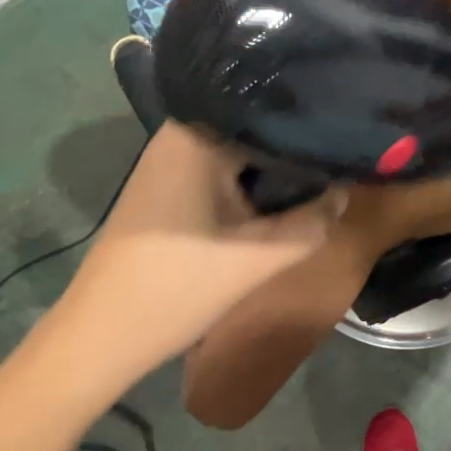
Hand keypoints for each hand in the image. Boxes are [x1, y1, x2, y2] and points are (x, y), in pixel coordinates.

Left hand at [57, 121, 345, 369]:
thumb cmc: (176, 289)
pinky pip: (222, 168)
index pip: (270, 109)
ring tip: (323, 172)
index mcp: (197, 133)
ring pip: (241, 150)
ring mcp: (169, 159)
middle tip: (344, 154)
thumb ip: (313, 222)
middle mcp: (180, 133)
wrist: (98, 341)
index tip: (351, 133)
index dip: (313, 122)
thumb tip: (348, 190)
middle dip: (297, 144)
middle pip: (256, 126)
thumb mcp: (258, 258)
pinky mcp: (166, 185)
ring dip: (274, 166)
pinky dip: (250, 181)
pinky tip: (279, 195)